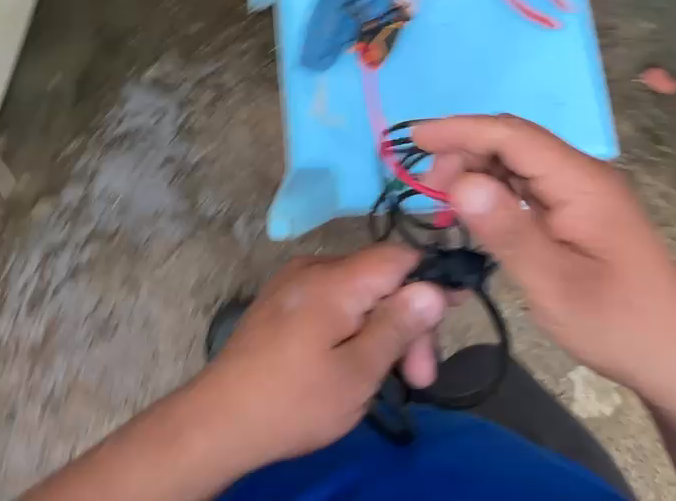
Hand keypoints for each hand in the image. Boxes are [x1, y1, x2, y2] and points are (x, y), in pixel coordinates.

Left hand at [190, 246, 446, 463]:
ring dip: (382, 328)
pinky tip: (356, 363)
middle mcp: (313, 267)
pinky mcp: (282, 302)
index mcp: (334, 279)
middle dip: (407, 320)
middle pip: (379, 277)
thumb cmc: (295, 400)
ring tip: (390, 380)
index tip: (454, 315)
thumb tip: (434, 286)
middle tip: (419, 379)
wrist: (220, 418)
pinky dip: (354, 326)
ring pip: (357, 292)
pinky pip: (333, 300)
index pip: (398, 256)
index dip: (432, 278)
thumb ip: (397, 326)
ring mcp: (293, 283)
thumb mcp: (358, 373)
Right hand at [414, 115, 675, 397]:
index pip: (511, 134)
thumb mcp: (553, 285)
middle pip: (513, 142)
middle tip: (428, 192)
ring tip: (444, 205)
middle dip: (464, 153)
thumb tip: (459, 181)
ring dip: (477, 172)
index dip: (459, 130)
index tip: (413, 139)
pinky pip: (529, 186)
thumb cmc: (618, 325)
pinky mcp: (581, 213)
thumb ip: (505, 230)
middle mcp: (584, 175)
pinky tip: (476, 215)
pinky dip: (495, 192)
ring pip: (518, 162)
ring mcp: (584, 194)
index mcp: (582, 181)